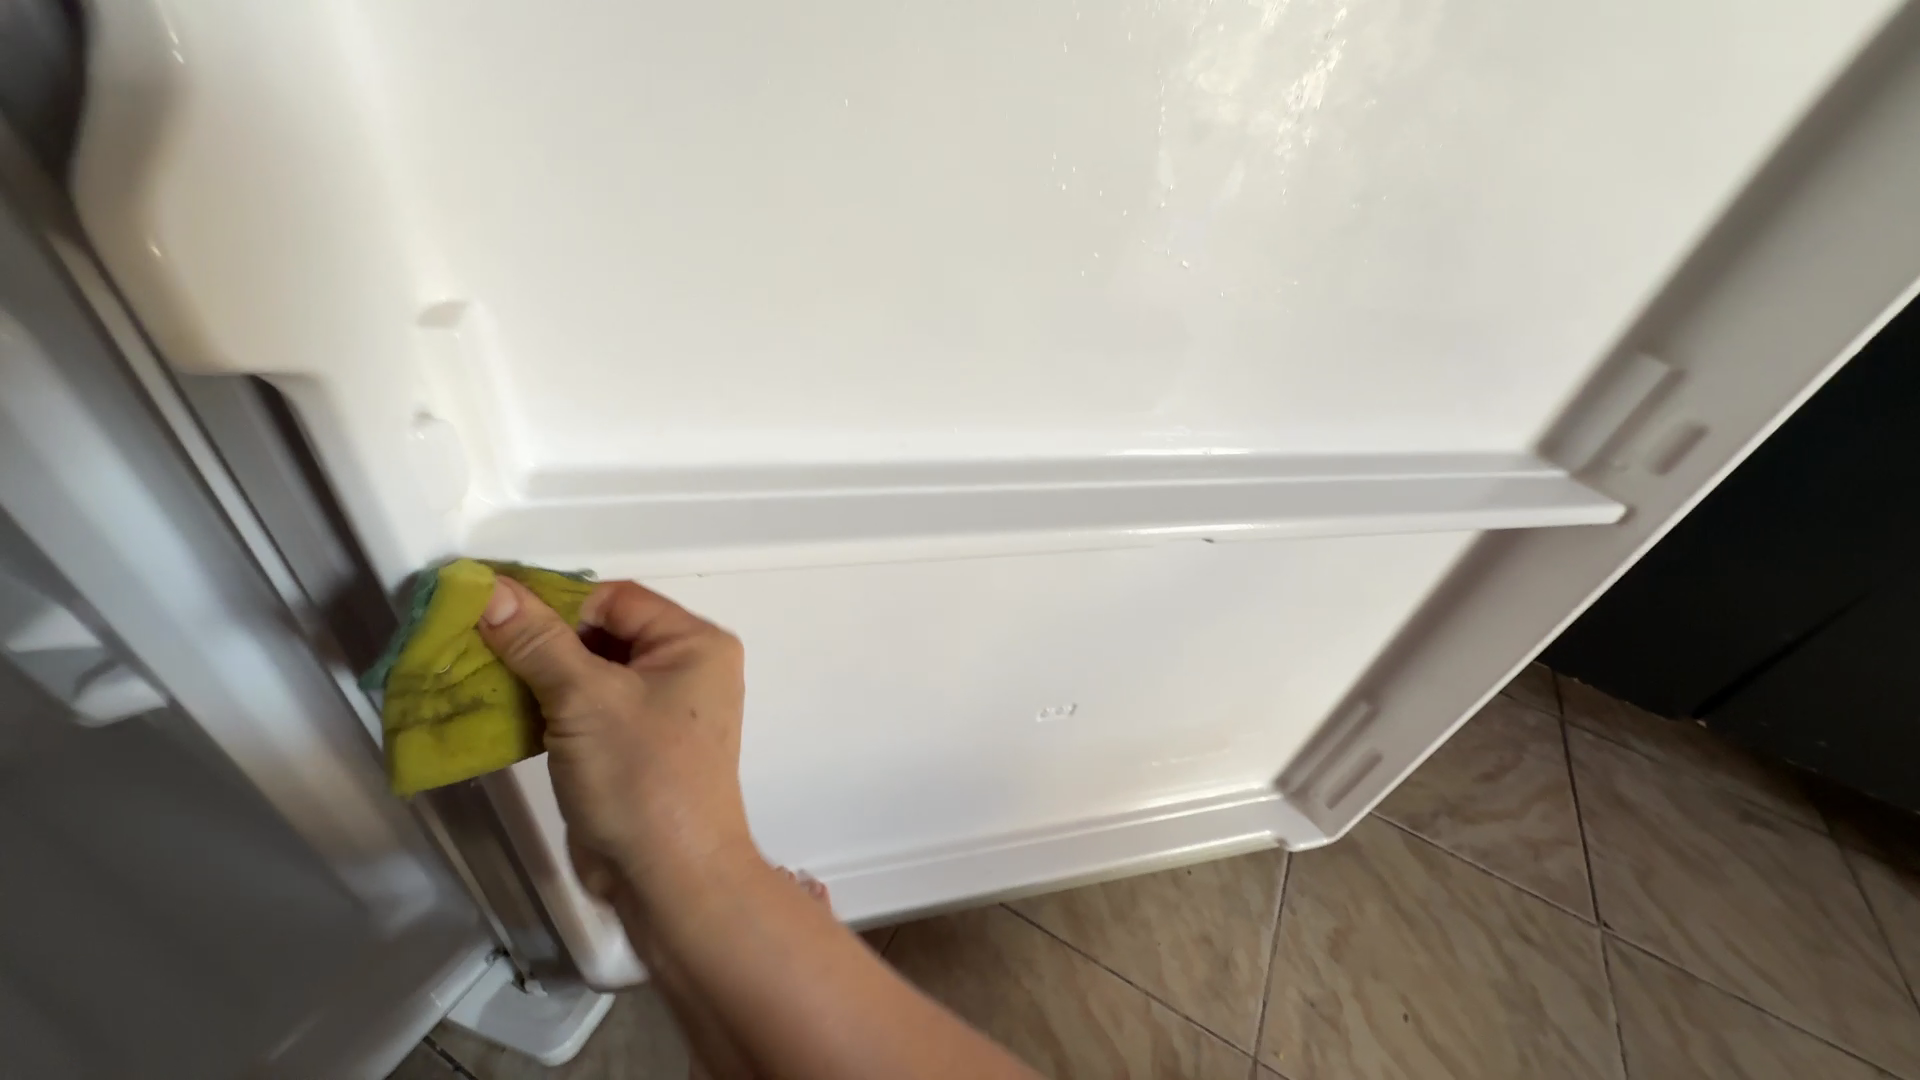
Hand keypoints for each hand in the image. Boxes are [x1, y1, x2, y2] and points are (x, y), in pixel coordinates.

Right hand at [476, 576, 756, 903]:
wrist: (668, 875)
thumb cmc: (641, 777)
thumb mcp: (586, 699)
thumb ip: (536, 641)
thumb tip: (489, 588)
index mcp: (695, 642)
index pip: (616, 600)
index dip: (554, 600)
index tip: (487, 606)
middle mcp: (686, 667)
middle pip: (603, 632)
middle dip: (540, 638)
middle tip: (472, 639)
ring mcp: (662, 707)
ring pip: (590, 671)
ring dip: (537, 673)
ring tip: (474, 671)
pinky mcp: (635, 742)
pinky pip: (588, 706)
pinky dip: (548, 705)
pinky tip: (500, 708)